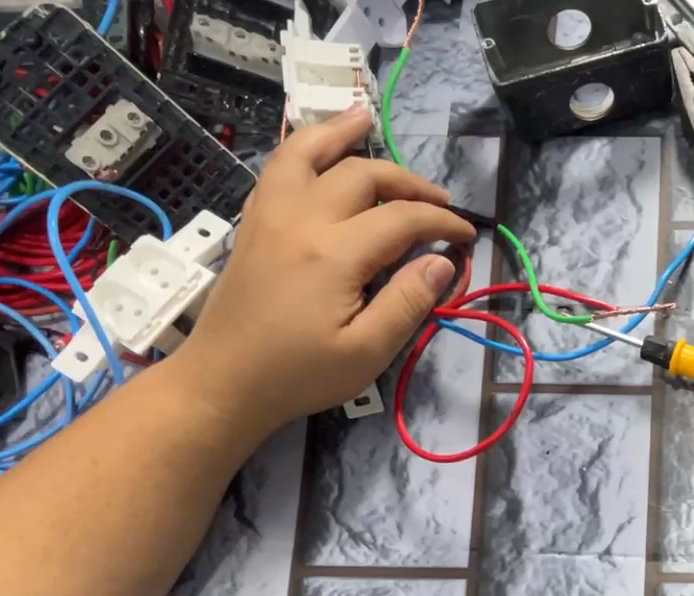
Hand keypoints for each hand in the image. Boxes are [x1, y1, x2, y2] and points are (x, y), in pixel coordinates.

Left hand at [166, 107, 475, 432]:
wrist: (226, 380)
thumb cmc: (301, 373)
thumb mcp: (368, 351)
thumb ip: (408, 303)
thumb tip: (442, 263)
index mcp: (334, 254)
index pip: (402, 219)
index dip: (442, 224)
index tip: (467, 238)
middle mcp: (301, 219)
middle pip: (363, 177)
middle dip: (409, 183)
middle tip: (441, 203)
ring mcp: (271, 215)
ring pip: (309, 153)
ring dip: (342, 134)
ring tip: (365, 118)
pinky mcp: (255, 222)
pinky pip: (278, 168)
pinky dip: (302, 147)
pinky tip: (316, 145)